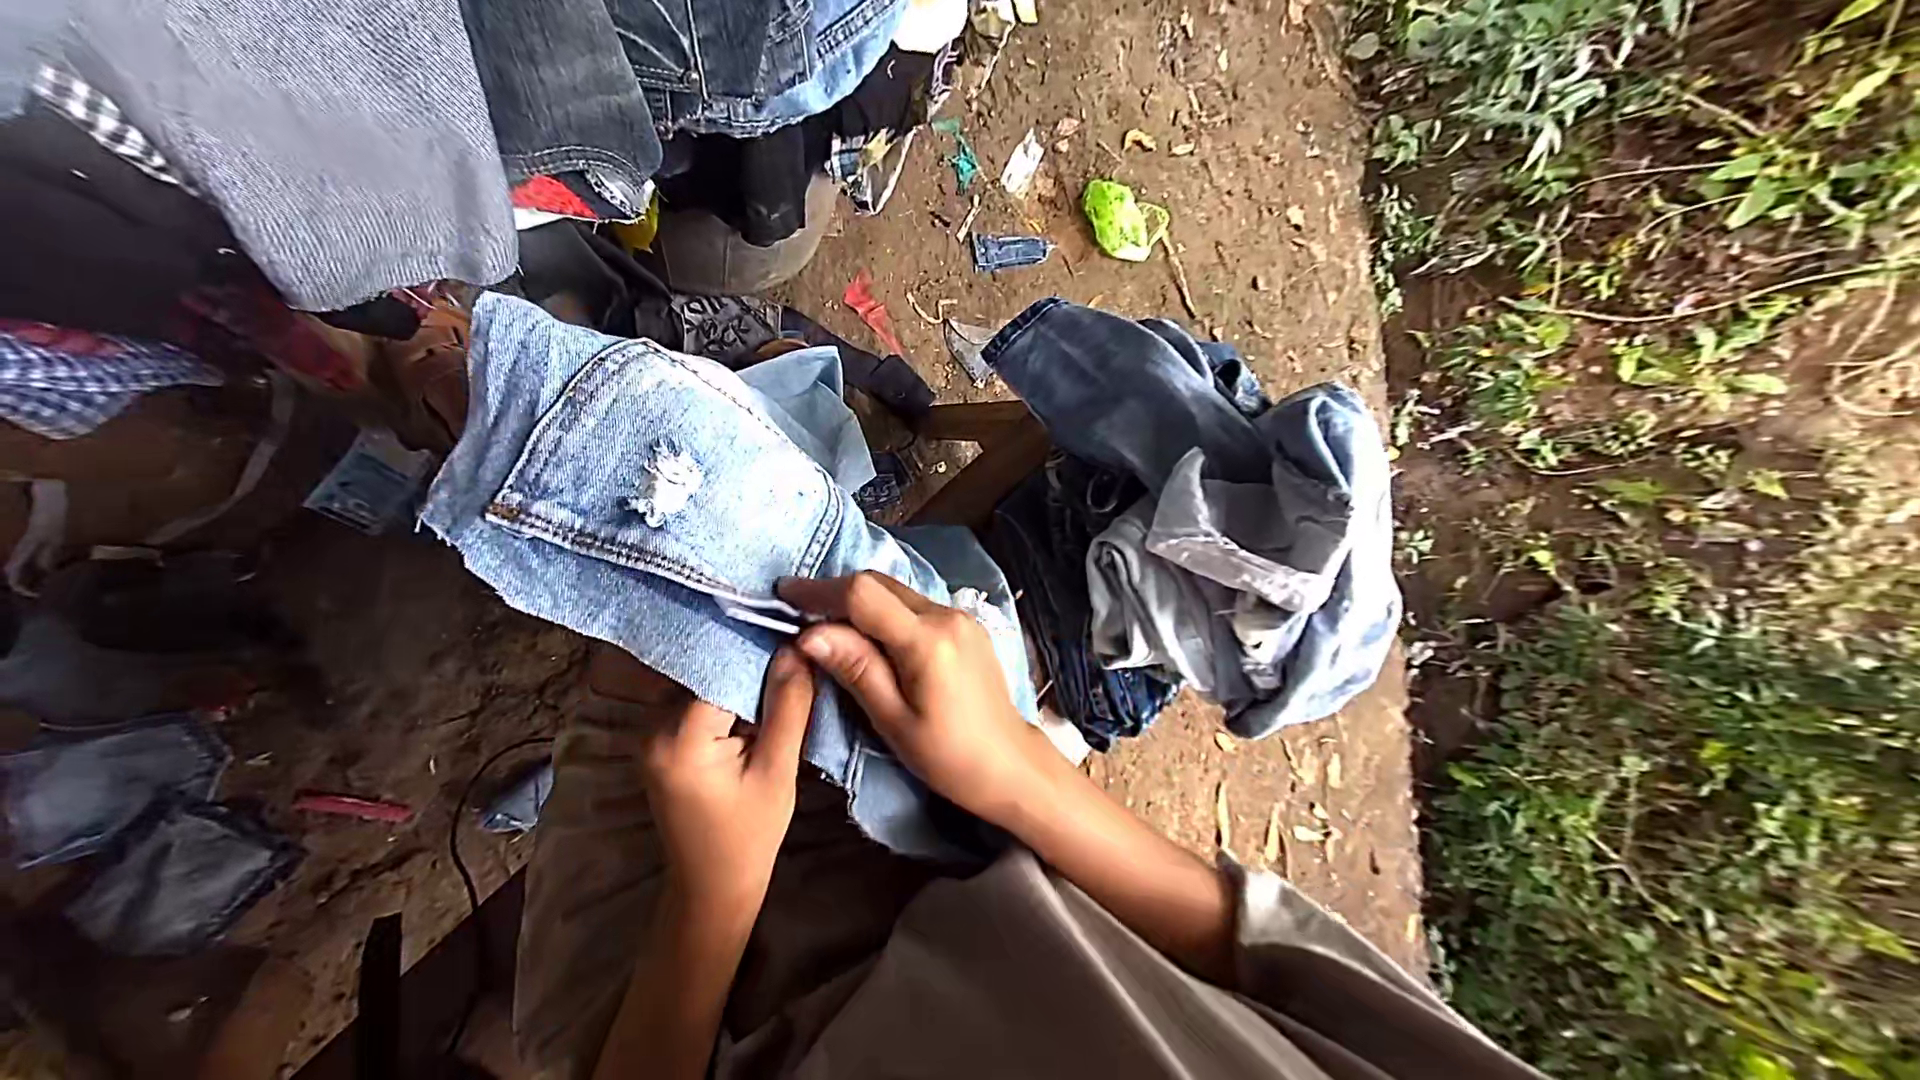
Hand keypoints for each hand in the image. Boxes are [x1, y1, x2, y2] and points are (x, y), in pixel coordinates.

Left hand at [635, 647, 813, 918]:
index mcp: (679, 738)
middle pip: (708, 670)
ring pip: (703, 680)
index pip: (720, 668)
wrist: (711, 886)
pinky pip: (696, 697)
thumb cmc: (750, 835)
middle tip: (791, 646)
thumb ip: (787, 707)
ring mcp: (650, 733)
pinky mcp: (659, 738)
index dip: (758, 650)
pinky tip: (756, 695)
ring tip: (780, 666)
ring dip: (738, 675)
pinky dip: (726, 692)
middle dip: (749, 659)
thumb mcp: (778, 771)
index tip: (792, 634)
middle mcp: (652, 728)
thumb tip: (796, 648)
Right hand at [777, 572, 1061, 827]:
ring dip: (859, 601)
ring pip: (897, 592)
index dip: (819, 590)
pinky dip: (884, 610)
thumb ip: (855, 669)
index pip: (863, 595)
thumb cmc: (949, 756)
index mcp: (927, 641)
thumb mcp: (893, 720)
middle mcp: (946, 615)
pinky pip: (915, 605)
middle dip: (835, 592)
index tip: (785, 594)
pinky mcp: (966, 625)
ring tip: (825, 622)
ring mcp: (960, 617)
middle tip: (798, 610)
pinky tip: (867, 633)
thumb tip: (808, 634)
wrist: (1010, 763)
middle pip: (879, 584)